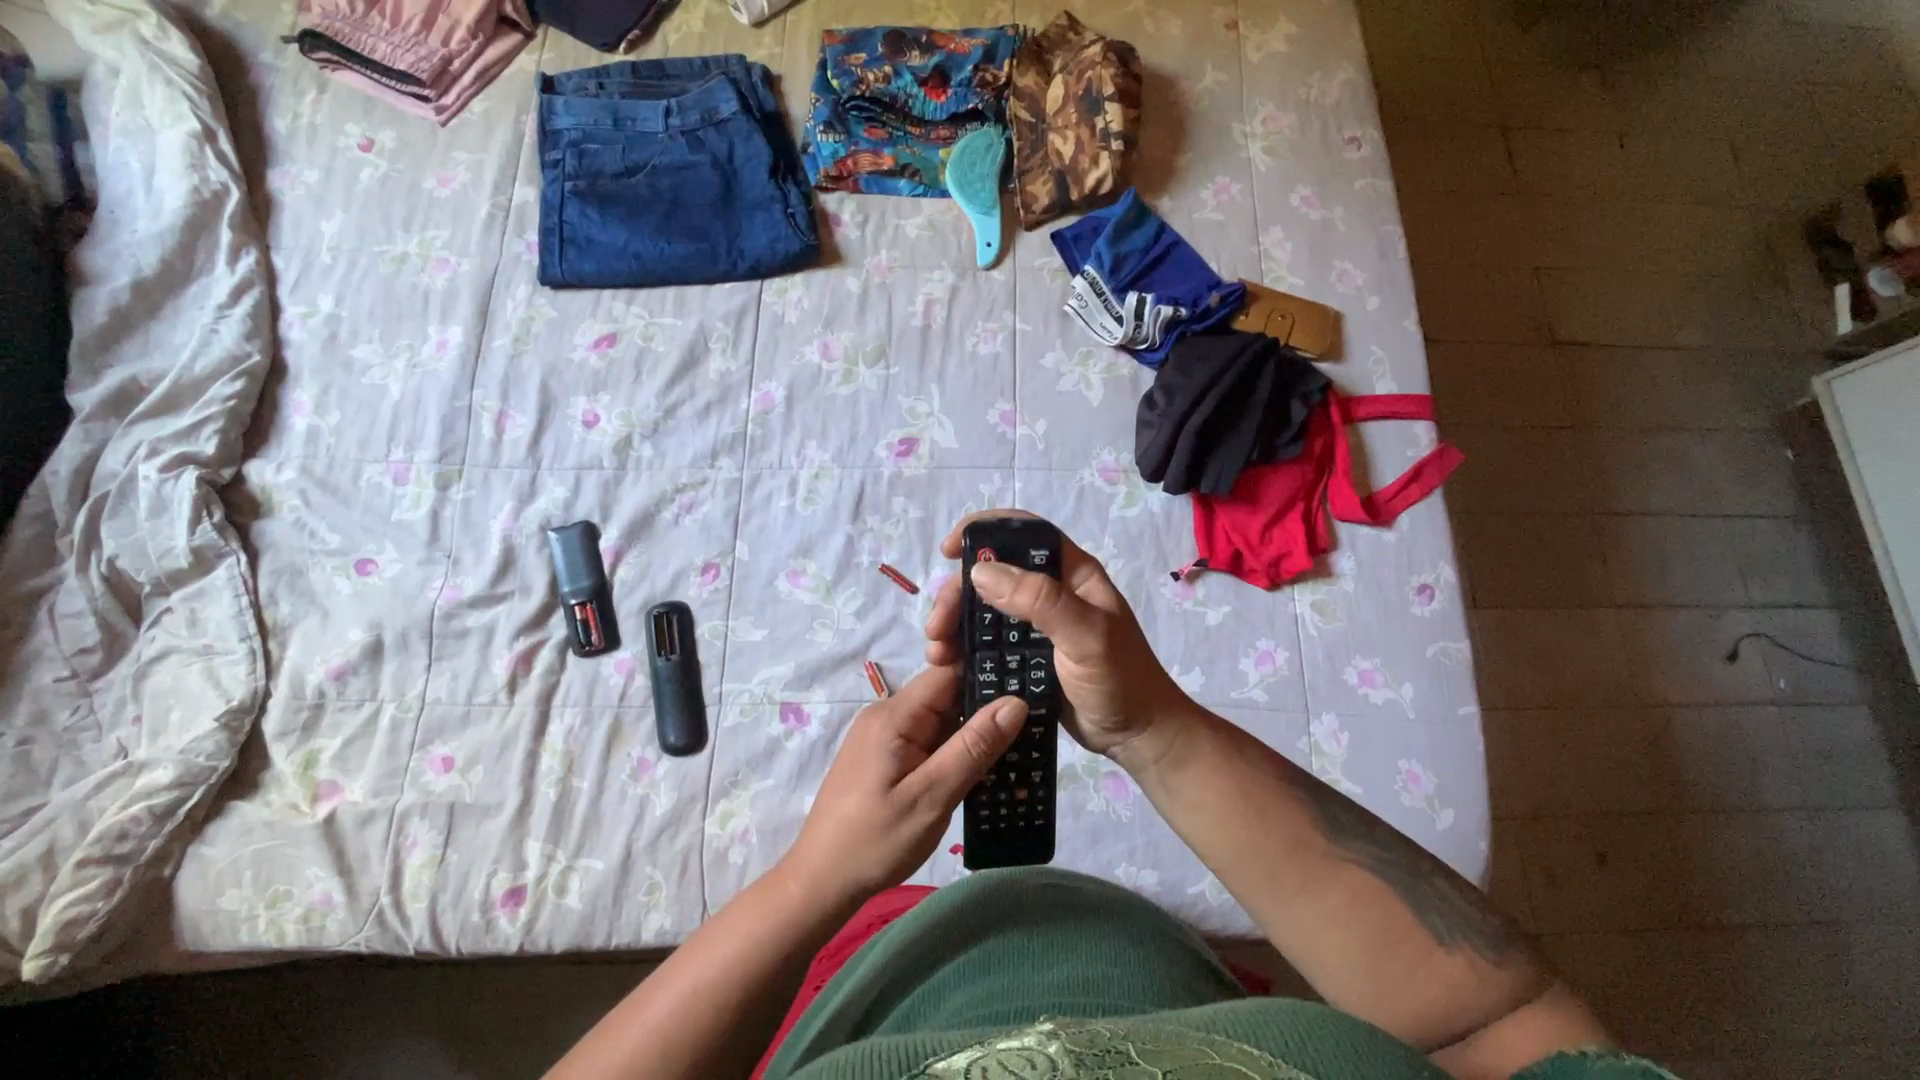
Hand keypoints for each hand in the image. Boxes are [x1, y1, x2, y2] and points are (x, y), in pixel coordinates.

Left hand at [783, 664, 1027, 903]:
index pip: (949, 672)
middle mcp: (888, 716)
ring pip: (942, 719)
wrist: (821, 881)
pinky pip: (930, 740)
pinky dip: (956, 749)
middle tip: (1038, 716)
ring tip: (1024, 739)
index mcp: (894, 716)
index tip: (1031, 679)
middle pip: (947, 694)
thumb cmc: (874, 842)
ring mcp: (885, 737)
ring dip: (975, 730)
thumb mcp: (931, 797)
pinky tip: (986, 764)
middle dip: (988, 704)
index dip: (988, 672)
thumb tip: (1015, 702)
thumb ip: (972, 748)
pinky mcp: (887, 758)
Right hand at [925, 511, 1196, 761]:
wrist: (1136, 735)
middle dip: (958, 592)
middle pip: (993, 574)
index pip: (1024, 533)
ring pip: (984, 610)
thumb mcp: (1086, 634)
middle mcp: (1051, 593)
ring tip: (937, 649)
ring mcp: (1037, 626)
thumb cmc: (1121, 679)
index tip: (948, 550)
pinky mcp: (1026, 657)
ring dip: (955, 622)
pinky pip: (987, 643)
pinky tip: (947, 664)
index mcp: (1072, 574)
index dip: (985, 531)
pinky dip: (963, 648)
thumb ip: (1039, 600)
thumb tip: (981, 570)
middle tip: (938, 624)